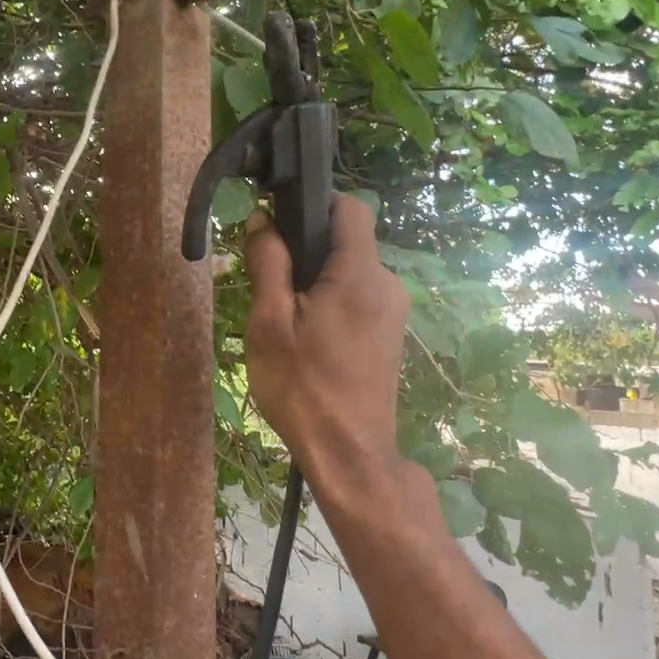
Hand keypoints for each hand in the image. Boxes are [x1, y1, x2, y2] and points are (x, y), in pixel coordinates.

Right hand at [242, 194, 410, 473]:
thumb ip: (269, 264)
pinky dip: (330, 300)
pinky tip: (306, 336)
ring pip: (350, 270)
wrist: (348, 454)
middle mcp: (387, 285)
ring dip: (316, 280)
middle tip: (269, 284)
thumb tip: (264, 221)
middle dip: (307, 250)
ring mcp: (393, 311)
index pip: (350, 208)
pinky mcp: (390, 333)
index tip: (280, 224)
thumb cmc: (303, 387)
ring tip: (284, 318)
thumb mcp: (270, 323)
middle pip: (347, 241)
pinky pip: (357, 295)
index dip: (315, 204)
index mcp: (360, 275)